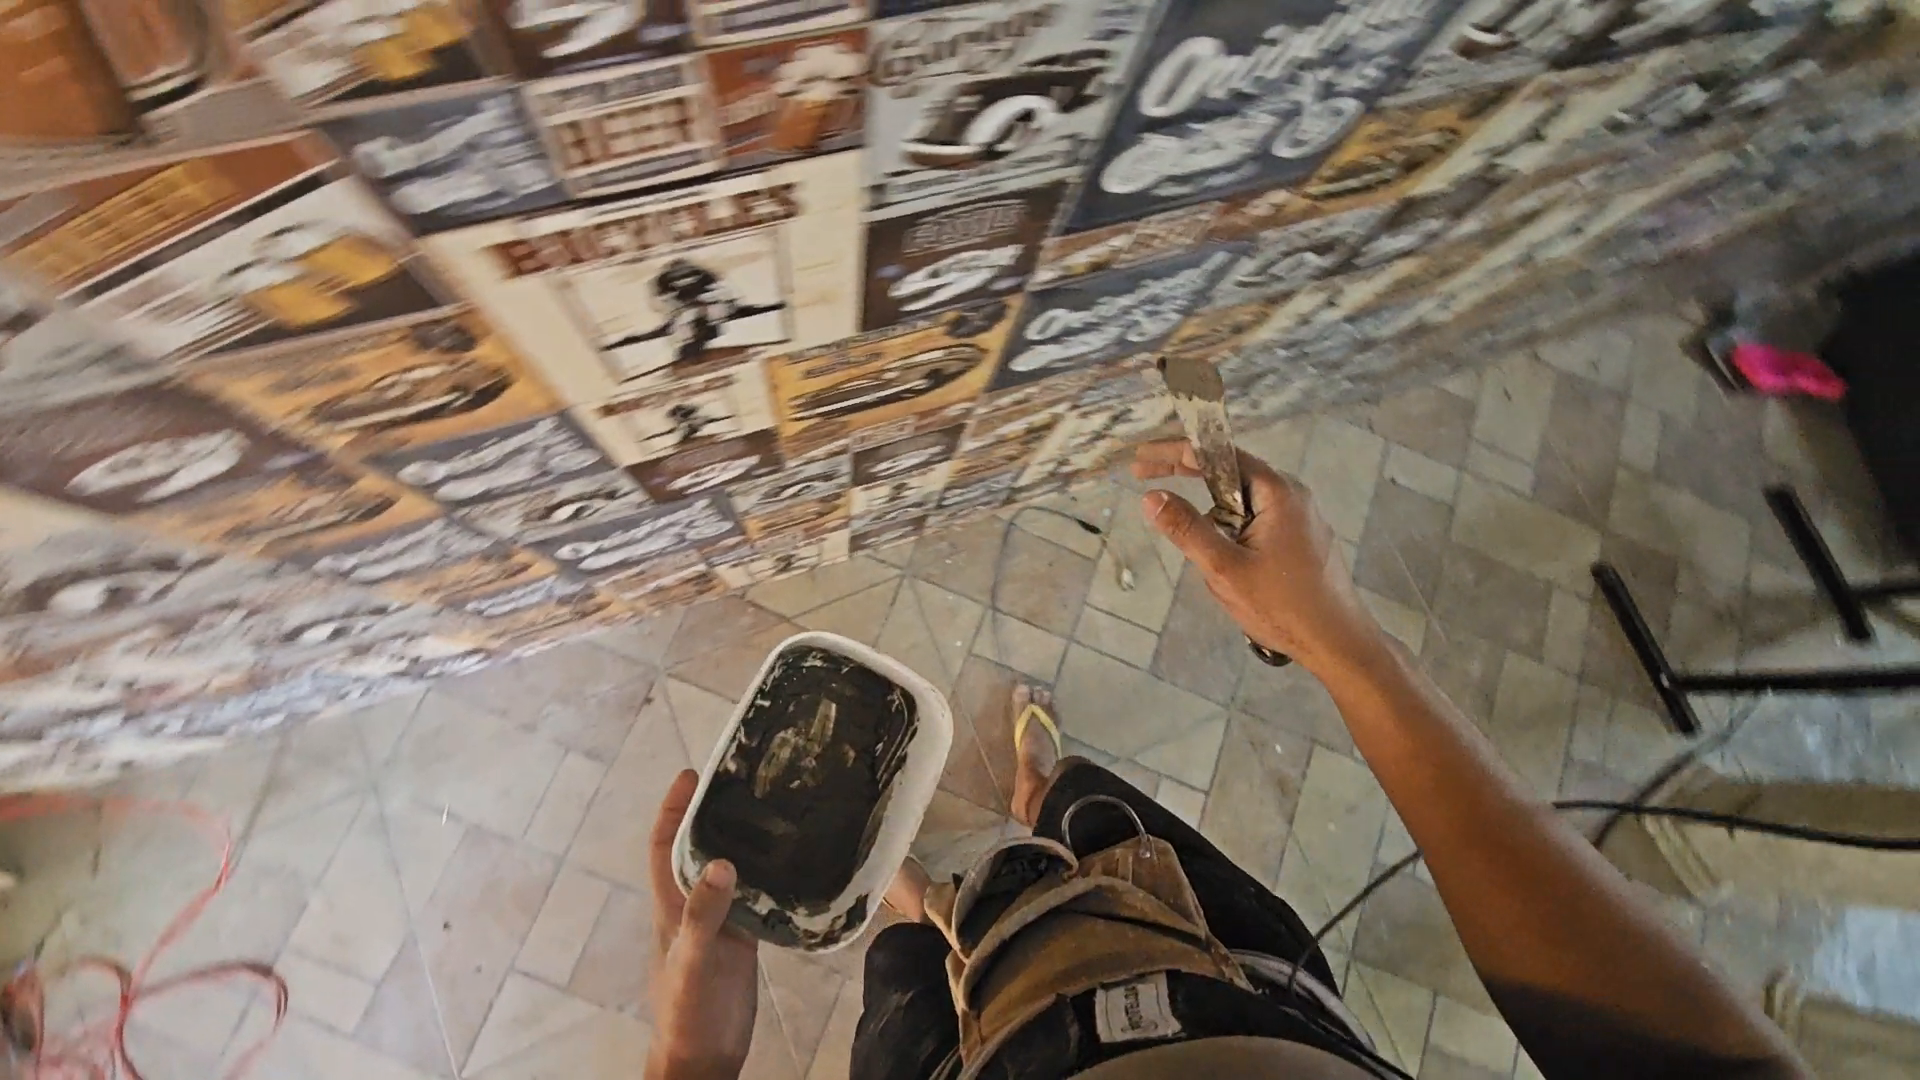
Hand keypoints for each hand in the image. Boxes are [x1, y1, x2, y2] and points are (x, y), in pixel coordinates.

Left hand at [646, 770, 758, 1079]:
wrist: (705, 1058)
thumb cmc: (688, 1008)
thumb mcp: (692, 959)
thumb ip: (703, 914)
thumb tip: (721, 860)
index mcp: (671, 903)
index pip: (664, 844)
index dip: (672, 808)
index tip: (691, 773)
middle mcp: (694, 902)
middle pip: (700, 845)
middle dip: (715, 811)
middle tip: (747, 778)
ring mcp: (721, 917)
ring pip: (729, 864)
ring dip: (745, 836)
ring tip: (777, 804)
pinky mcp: (745, 932)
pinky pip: (756, 891)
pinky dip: (769, 870)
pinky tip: (795, 856)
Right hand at [1132, 438, 1385, 676]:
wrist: (1337, 642)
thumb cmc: (1281, 605)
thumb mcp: (1223, 568)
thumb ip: (1186, 529)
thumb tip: (1150, 496)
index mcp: (1276, 492)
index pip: (1218, 455)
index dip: (1175, 452)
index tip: (1141, 458)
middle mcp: (1290, 494)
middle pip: (1227, 472)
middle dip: (1184, 473)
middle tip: (1141, 474)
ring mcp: (1296, 516)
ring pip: (1238, 501)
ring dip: (1209, 514)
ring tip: (1200, 554)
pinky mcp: (1297, 538)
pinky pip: (1252, 519)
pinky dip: (1226, 527)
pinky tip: (1221, 558)